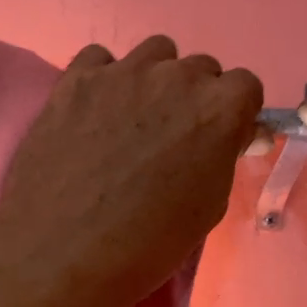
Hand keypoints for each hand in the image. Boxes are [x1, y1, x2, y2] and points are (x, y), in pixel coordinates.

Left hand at [0, 36, 263, 306]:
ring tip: (132, 120)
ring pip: (154, 53)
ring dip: (154, 79)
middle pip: (199, 69)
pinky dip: (103, 78)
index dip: (234, 114)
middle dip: (194, 98)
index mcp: (219, 109)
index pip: (245, 86)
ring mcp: (122, 72)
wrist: (61, 253)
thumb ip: (224, 156)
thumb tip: (238, 134)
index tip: (219, 139)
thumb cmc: (148, 244)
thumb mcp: (208, 207)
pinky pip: (99, 59)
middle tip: (172, 138)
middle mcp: (176, 78)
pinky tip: (93, 112)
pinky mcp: (75, 79)